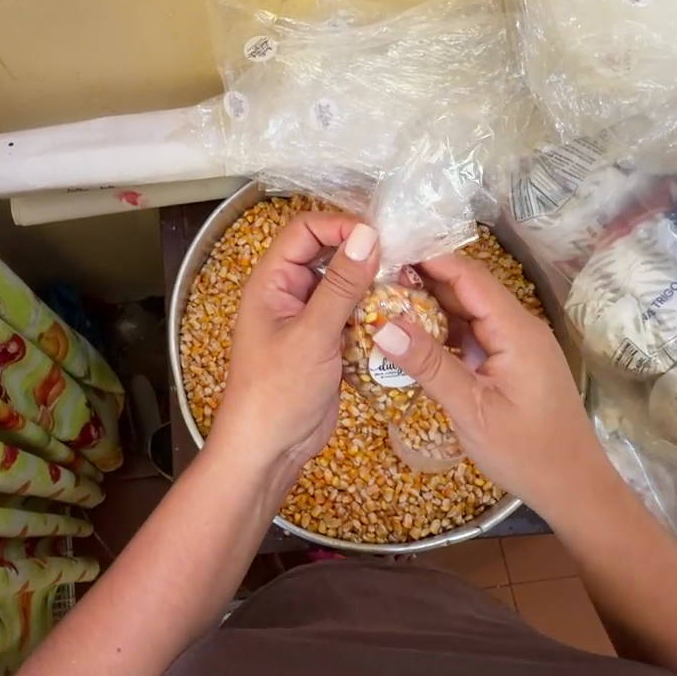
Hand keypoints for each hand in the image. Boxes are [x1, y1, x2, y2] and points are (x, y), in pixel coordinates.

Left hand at [211, 213, 379, 482]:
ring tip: (407, 288)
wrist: (269, 450)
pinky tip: (400, 318)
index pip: (304, 232)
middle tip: (402, 260)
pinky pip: (353, 316)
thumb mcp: (312, 335)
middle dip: (362, 256)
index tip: (379, 235)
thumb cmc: (276, 392)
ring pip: (344, 287)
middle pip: (327, 256)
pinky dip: (374, 315)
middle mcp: (288, 294)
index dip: (339, 226)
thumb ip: (340, 286)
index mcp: (271, 282)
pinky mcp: (327, 343)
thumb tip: (368, 236)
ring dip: (372, 287)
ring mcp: (308, 319)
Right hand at [368, 252, 608, 517]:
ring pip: (468, 309)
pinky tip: (410, 333)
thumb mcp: (471, 410)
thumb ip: (429, 365)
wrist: (575, 489)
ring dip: (429, 303)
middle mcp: (518, 327)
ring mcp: (515, 343)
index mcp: (516, 330)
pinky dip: (442, 328)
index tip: (385, 252)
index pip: (468, 276)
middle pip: (467, 288)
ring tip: (382, 299)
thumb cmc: (527, 452)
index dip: (428, 259)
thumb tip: (382, 327)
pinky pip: (472, 331)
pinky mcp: (509, 360)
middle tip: (372, 277)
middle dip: (422, 278)